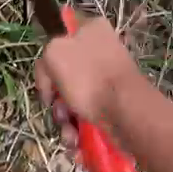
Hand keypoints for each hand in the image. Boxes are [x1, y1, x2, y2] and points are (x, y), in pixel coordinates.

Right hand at [35, 15, 144, 145]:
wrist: (127, 111)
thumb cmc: (89, 76)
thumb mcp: (54, 54)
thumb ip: (45, 59)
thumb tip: (53, 79)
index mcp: (91, 28)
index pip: (60, 41)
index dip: (48, 65)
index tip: (48, 86)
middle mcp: (102, 50)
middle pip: (66, 76)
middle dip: (57, 101)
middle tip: (60, 113)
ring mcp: (110, 78)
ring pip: (76, 100)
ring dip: (67, 122)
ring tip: (70, 135)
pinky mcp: (115, 104)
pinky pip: (90, 116)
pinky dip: (81, 132)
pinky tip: (78, 143)